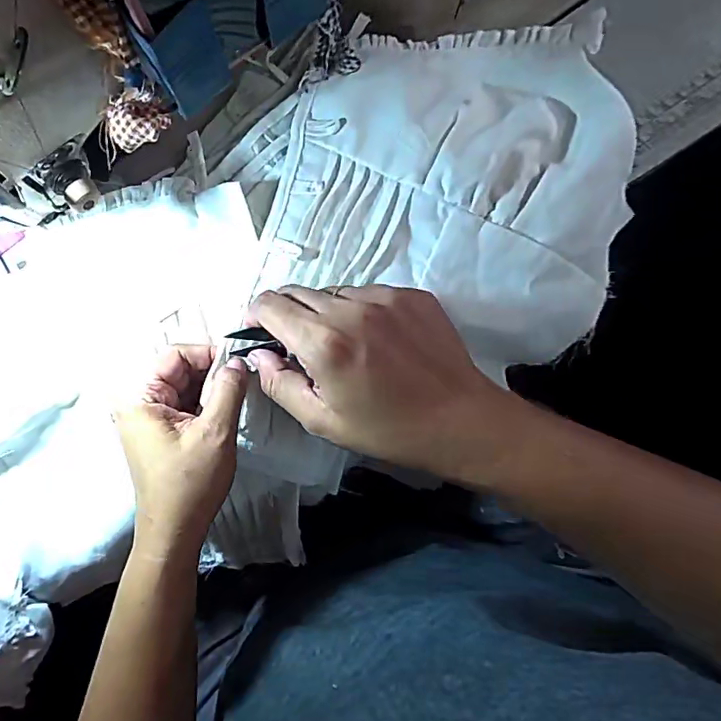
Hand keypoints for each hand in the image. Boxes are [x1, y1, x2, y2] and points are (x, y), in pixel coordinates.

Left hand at [113, 346, 250, 560]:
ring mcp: (144, 416)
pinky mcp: (155, 430)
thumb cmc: (189, 484)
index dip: (206, 352)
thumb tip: (236, 362)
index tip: (237, 361)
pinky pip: (180, 404)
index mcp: (138, 396)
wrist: (173, 529)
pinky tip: (222, 410)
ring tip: (235, 396)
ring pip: (181, 386)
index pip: (173, 355)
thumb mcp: (214, 433)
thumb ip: (226, 391)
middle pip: (176, 369)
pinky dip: (201, 403)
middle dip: (209, 371)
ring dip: (207, 388)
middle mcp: (135, 401)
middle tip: (241, 379)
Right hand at [244, 285, 523, 481]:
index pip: (268, 304)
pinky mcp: (410, 295)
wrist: (465, 422)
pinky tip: (372, 337)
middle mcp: (349, 310)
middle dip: (285, 313)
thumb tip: (258, 355)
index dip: (255, 315)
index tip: (259, 332)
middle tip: (297, 343)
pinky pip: (364, 292)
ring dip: (322, 311)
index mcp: (323, 342)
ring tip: (341, 342)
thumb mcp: (321, 420)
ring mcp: (383, 298)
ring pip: (329, 291)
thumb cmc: (388, 429)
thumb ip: (278, 383)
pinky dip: (356, 309)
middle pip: (294, 292)